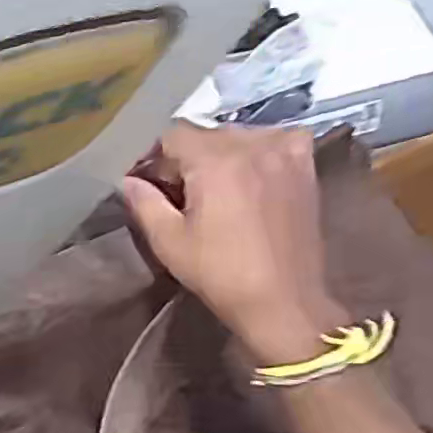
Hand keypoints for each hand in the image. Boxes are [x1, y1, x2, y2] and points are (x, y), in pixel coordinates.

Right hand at [120, 123, 346, 362]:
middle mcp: (255, 143)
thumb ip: (144, 203)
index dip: (152, 157)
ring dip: (216, 157)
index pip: (172, 135)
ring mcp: (286, 150)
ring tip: (208, 191)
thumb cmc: (218, 272)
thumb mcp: (168, 241)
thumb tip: (128, 181)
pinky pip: (270, 143)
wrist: (282, 297)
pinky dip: (251, 155)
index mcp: (217, 160)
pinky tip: (244, 181)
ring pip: (236, 137)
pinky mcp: (304, 164)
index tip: (144, 184)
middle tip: (173, 193)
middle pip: (205, 135)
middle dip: (183, 158)